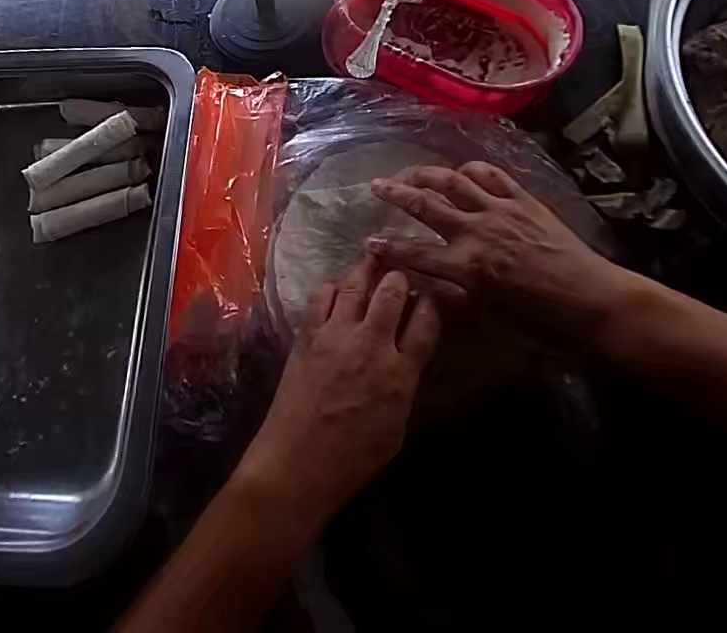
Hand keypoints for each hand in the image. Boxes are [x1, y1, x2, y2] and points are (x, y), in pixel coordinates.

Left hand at [233, 256, 439, 530]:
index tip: (430, 296)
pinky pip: (323, 296)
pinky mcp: (308, 335)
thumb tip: (407, 356)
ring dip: (369, 270)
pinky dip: (334, 287)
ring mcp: (337, 336)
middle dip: (400, 277)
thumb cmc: (352, 460)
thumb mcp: (396, 427)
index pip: (426, 322)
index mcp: (400, 374)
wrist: (295, 467)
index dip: (431, 303)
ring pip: (358, 285)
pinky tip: (339, 289)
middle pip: (393, 291)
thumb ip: (405, 384)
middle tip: (400, 274)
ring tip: (375, 260)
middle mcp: (372, 345)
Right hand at [368, 161, 637, 344]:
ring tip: (412, 171)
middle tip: (376, 185)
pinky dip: (472, 169)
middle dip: (397, 195)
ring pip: (455, 182)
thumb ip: (456, 292)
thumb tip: (429, 281)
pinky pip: (492, 176)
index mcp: (466, 265)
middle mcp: (477, 231)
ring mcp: (500, 210)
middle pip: (426, 206)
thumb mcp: (489, 314)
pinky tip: (461, 170)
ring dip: (429, 174)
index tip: (368, 243)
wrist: (590, 300)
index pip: (416, 254)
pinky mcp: (522, 200)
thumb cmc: (539, 319)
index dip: (389, 249)